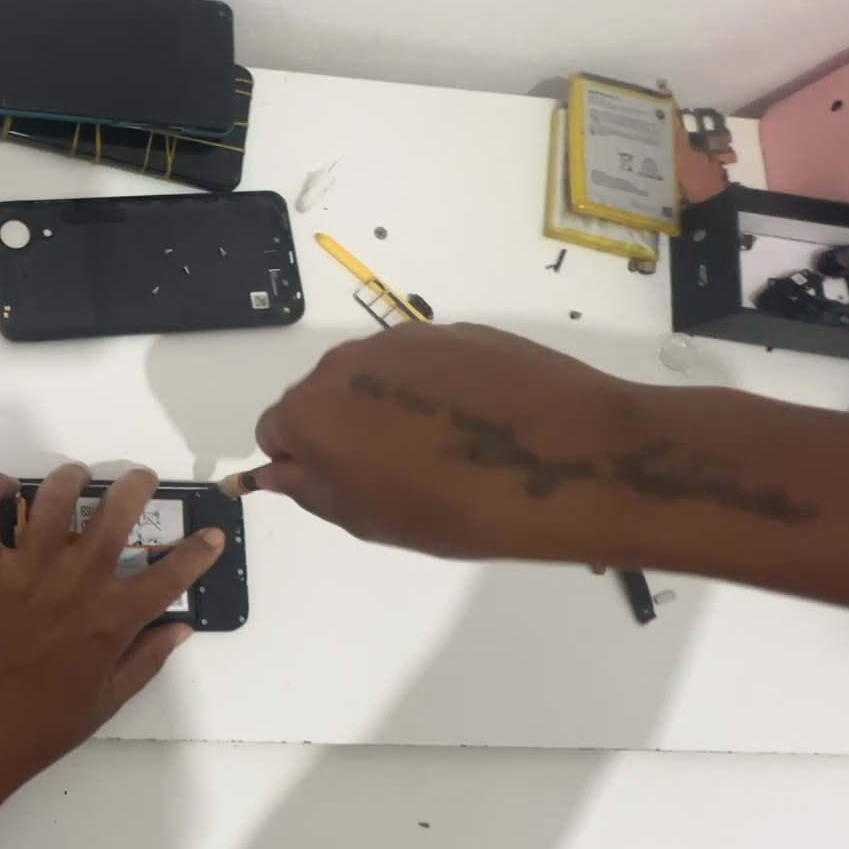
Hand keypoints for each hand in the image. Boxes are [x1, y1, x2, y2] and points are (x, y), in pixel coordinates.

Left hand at [0, 466, 224, 805]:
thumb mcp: (107, 702)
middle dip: (135, 487)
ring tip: (76, 476)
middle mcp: (73, 583)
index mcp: (111, 619)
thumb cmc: (40, 726)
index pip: (170, 575)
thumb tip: (181, 628)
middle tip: (139, 479)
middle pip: (114, 515)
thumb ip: (146, 659)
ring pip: (51, 500)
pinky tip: (1, 486)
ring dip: (69, 479)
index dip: (198, 552)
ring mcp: (23, 571)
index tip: (211, 535)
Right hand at [246, 322, 640, 560]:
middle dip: (339, 428)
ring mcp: (400, 341)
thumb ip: (306, 488)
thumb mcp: (363, 517)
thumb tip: (281, 468)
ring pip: (367, 377)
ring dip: (382, 405)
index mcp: (308, 411)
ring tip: (437, 444)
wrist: (574, 461)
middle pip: (318, 398)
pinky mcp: (454, 331)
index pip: (274, 431)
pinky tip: (470, 419)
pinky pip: (418, 362)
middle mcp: (342, 365)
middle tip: (390, 469)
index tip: (340, 481)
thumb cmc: (453, 506)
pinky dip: (428, 387)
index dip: (300, 460)